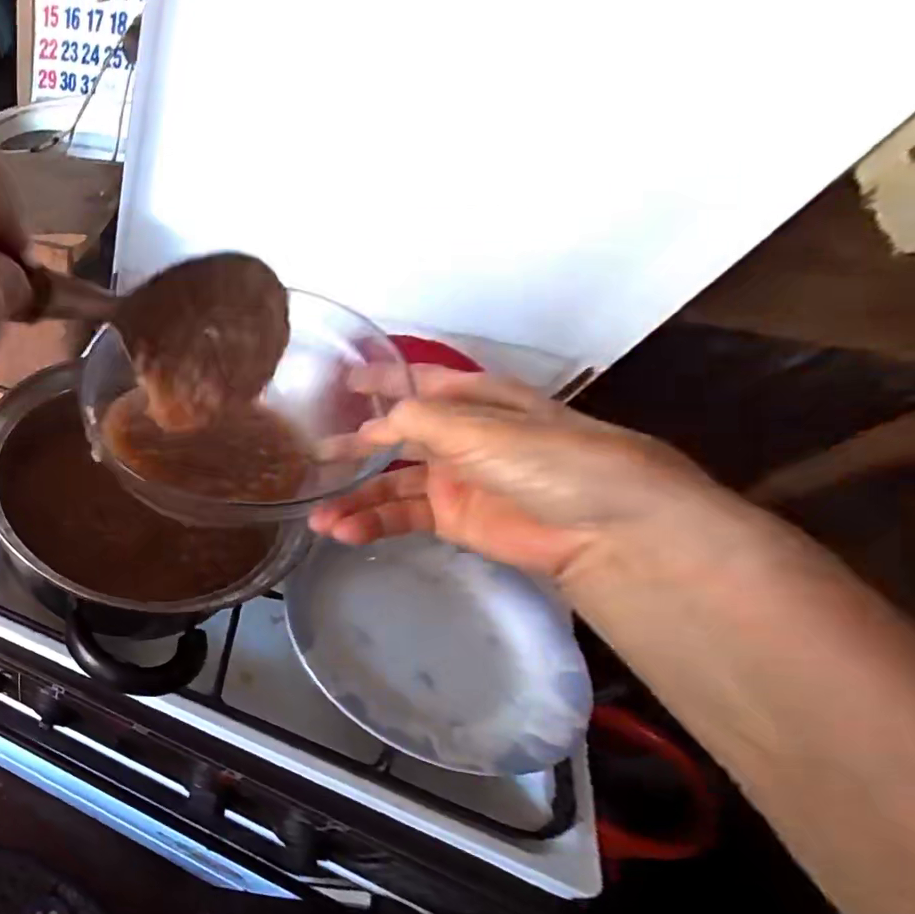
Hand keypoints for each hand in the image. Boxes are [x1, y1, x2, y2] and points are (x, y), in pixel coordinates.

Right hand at [309, 366, 729, 580]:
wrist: (606, 529)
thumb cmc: (549, 461)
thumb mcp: (479, 429)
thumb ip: (418, 420)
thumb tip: (373, 423)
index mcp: (474, 402)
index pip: (418, 385)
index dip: (382, 381)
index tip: (341, 380)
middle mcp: (459, 437)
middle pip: (392, 438)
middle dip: (351, 448)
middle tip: (308, 457)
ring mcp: (453, 479)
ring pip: (388, 485)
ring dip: (353, 499)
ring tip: (318, 518)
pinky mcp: (450, 518)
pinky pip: (399, 517)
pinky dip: (370, 524)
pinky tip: (345, 533)